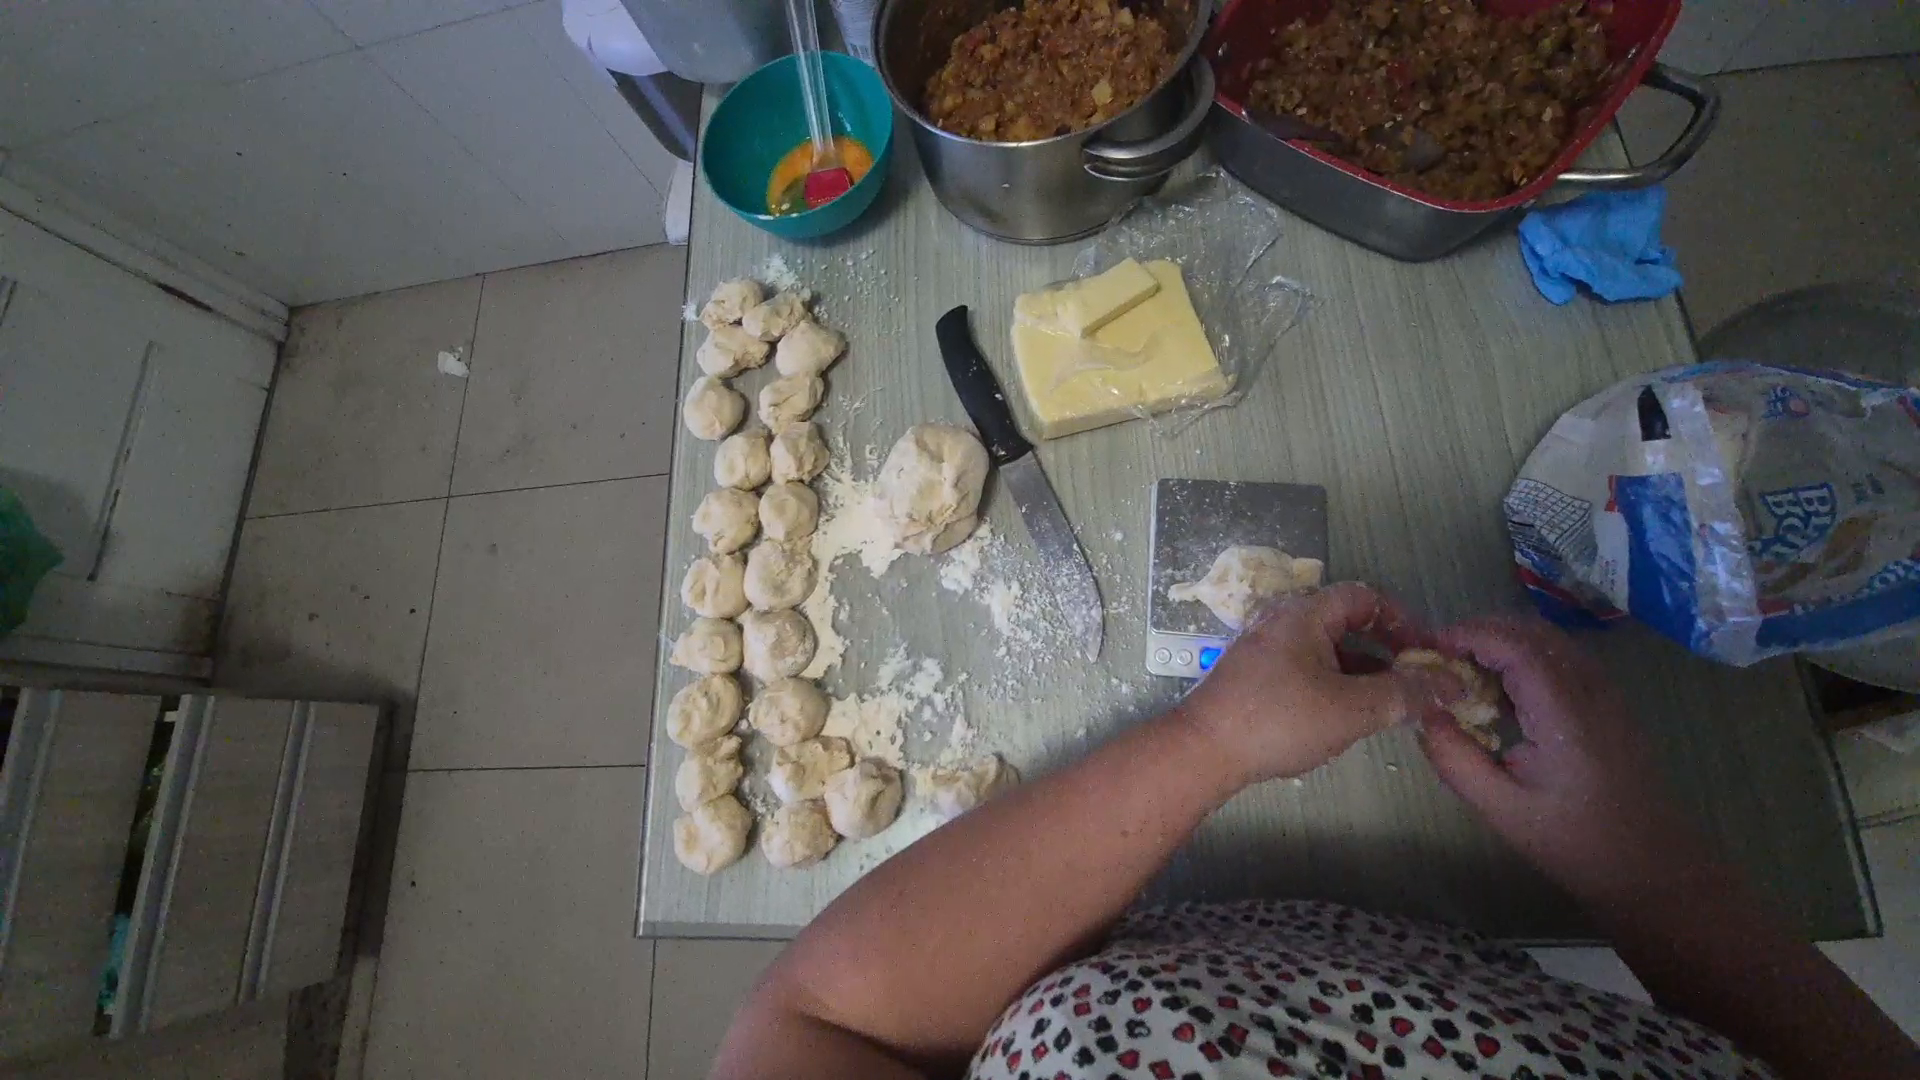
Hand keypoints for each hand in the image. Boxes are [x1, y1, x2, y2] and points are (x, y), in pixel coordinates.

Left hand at [1173, 582, 1459, 786]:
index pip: (1363, 596)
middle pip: (1345, 623)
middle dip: (1386, 651)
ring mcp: (1263, 650)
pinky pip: (1305, 669)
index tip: (1427, 652)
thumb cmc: (1278, 720)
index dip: (1402, 619)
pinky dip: (1333, 685)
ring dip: (1362, 672)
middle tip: (1416, 684)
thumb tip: (1450, 684)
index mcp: (1303, 615)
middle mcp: (1280, 623)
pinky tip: (1346, 717)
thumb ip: (1404, 693)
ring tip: (1390, 707)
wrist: (1204, 748)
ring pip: (1326, 650)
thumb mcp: (1352, 708)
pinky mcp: (1254, 676)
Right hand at [1414, 615, 1706, 906]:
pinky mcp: (1609, 707)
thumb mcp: (1501, 808)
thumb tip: (1422, 714)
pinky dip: (1524, 656)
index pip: (1516, 647)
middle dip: (1480, 631)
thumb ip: (1455, 758)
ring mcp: (1607, 698)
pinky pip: (1563, 660)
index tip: (1428, 648)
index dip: (1468, 635)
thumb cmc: (1576, 842)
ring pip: (1550, 642)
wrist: (1657, 873)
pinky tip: (1500, 688)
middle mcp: (1592, 694)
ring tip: (1461, 667)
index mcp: (1565, 716)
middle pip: (1534, 632)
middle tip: (1438, 655)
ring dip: (1502, 641)